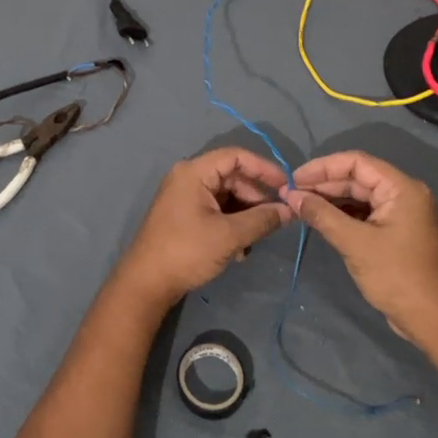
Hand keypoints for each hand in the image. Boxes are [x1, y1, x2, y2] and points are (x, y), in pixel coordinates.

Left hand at [114, 148, 291, 304]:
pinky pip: (216, 209)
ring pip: (227, 195)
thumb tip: (290, 210)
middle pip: (232, 176)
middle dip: (255, 197)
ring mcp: (185, 196)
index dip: (264, 168)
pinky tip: (239, 249)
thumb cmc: (187, 251)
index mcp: (194, 172)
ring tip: (254, 241)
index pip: (236, 156)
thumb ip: (262, 219)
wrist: (148, 281)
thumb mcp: (230, 236)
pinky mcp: (185, 214)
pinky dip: (231, 224)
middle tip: (275, 220)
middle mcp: (188, 177)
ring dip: (245, 215)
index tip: (287, 187)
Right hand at [283, 151, 437, 343]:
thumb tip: (291, 195)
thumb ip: (322, 214)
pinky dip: (344, 215)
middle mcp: (404, 194)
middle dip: (324, 185)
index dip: (322, 167)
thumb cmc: (397, 276)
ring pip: (360, 196)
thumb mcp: (355, 243)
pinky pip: (366, 213)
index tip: (294, 180)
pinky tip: (321, 220)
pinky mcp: (398, 231)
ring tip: (301, 207)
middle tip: (292, 195)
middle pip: (358, 178)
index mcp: (402, 189)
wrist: (434, 321)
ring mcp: (402, 214)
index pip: (356, 162)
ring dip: (331, 200)